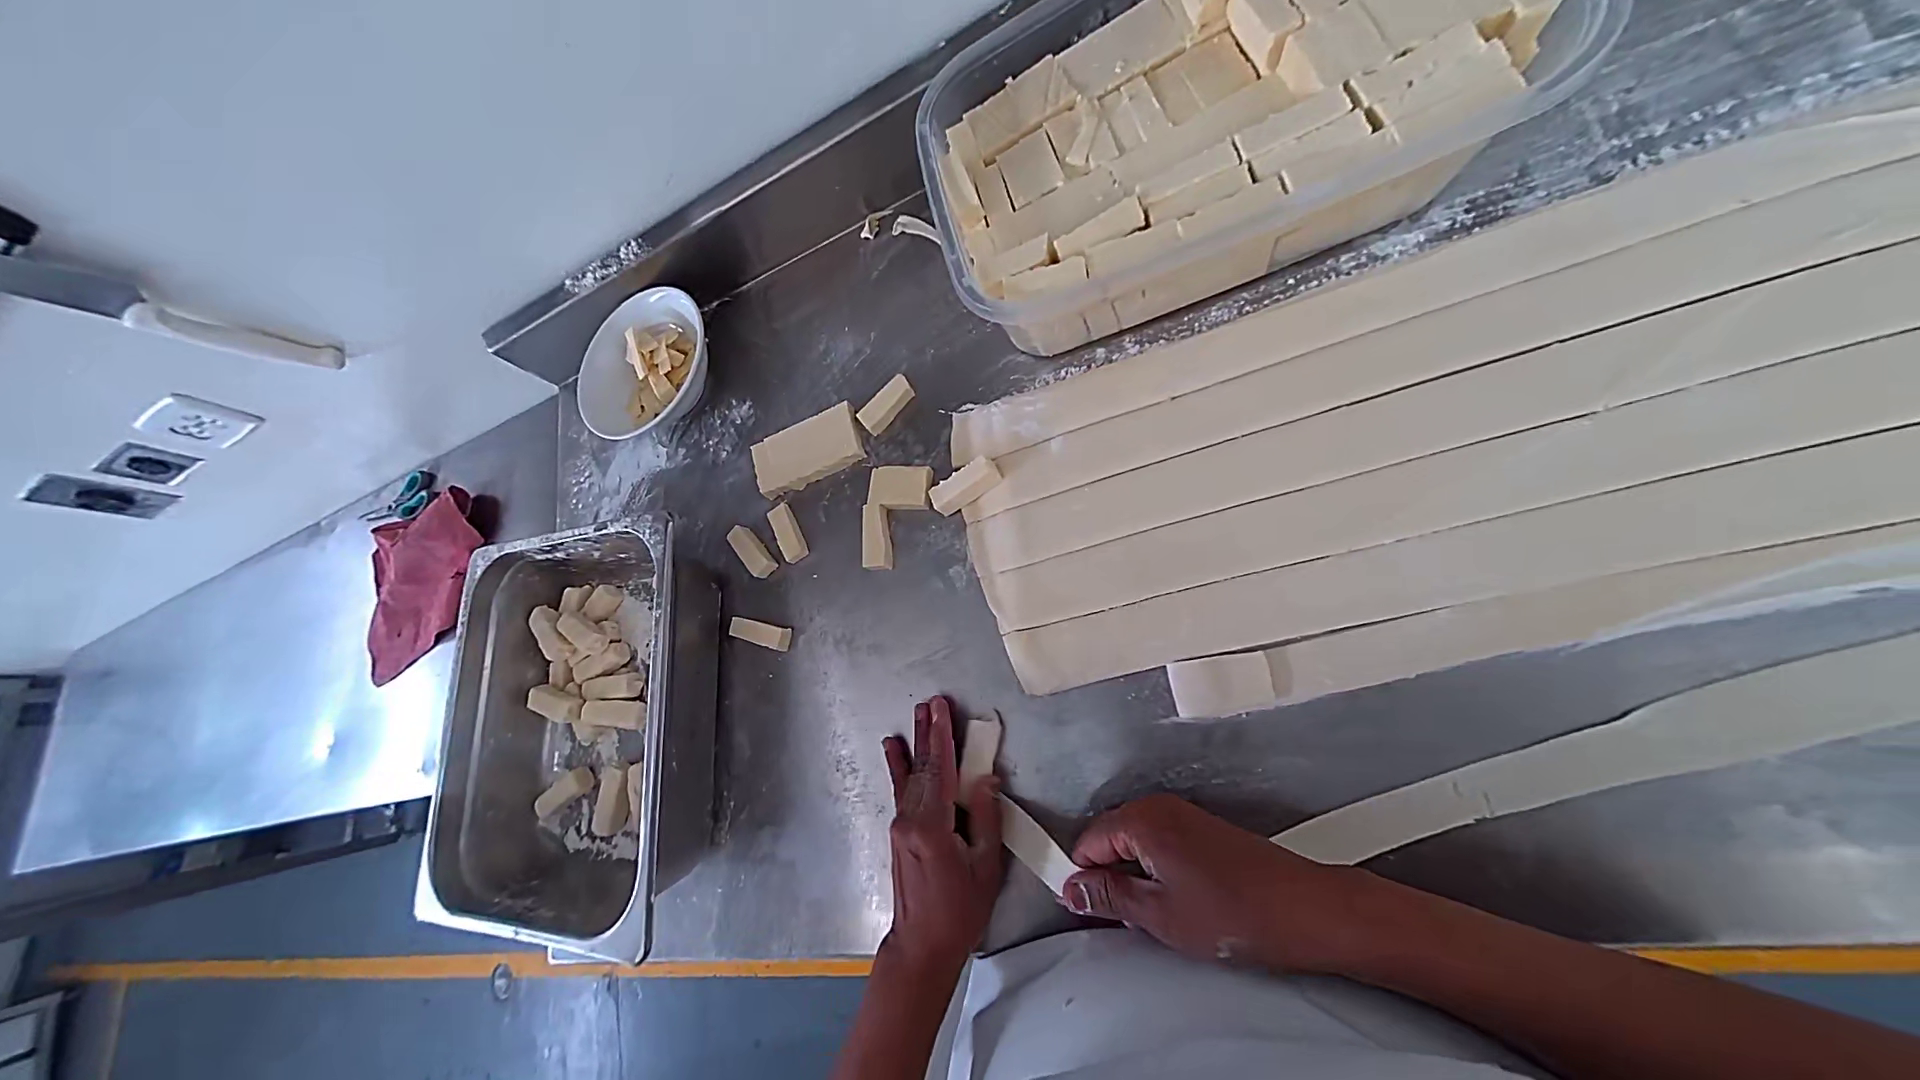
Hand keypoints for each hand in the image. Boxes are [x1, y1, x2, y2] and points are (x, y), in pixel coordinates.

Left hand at [880, 696, 1004, 970]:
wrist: (922, 945)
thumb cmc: (960, 911)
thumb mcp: (986, 867)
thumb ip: (986, 819)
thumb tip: (986, 780)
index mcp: (931, 827)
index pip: (942, 772)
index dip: (944, 737)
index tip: (943, 709)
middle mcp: (909, 820)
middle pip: (925, 768)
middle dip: (931, 732)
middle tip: (934, 701)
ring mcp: (900, 824)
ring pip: (913, 776)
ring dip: (918, 743)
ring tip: (918, 714)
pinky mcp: (899, 831)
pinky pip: (902, 792)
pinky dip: (899, 767)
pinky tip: (894, 747)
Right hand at [1061, 794, 1388, 974]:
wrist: (1307, 911)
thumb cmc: (1243, 913)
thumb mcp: (1159, 916)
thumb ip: (1108, 898)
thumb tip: (1076, 890)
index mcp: (1143, 821)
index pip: (1086, 841)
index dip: (1083, 877)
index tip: (1085, 905)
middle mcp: (1160, 808)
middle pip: (1108, 837)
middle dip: (1108, 875)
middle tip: (1125, 916)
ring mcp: (1183, 814)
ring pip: (1133, 842)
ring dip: (1134, 874)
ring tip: (1160, 912)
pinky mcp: (1200, 827)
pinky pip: (1158, 842)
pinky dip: (1157, 869)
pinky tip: (1180, 901)